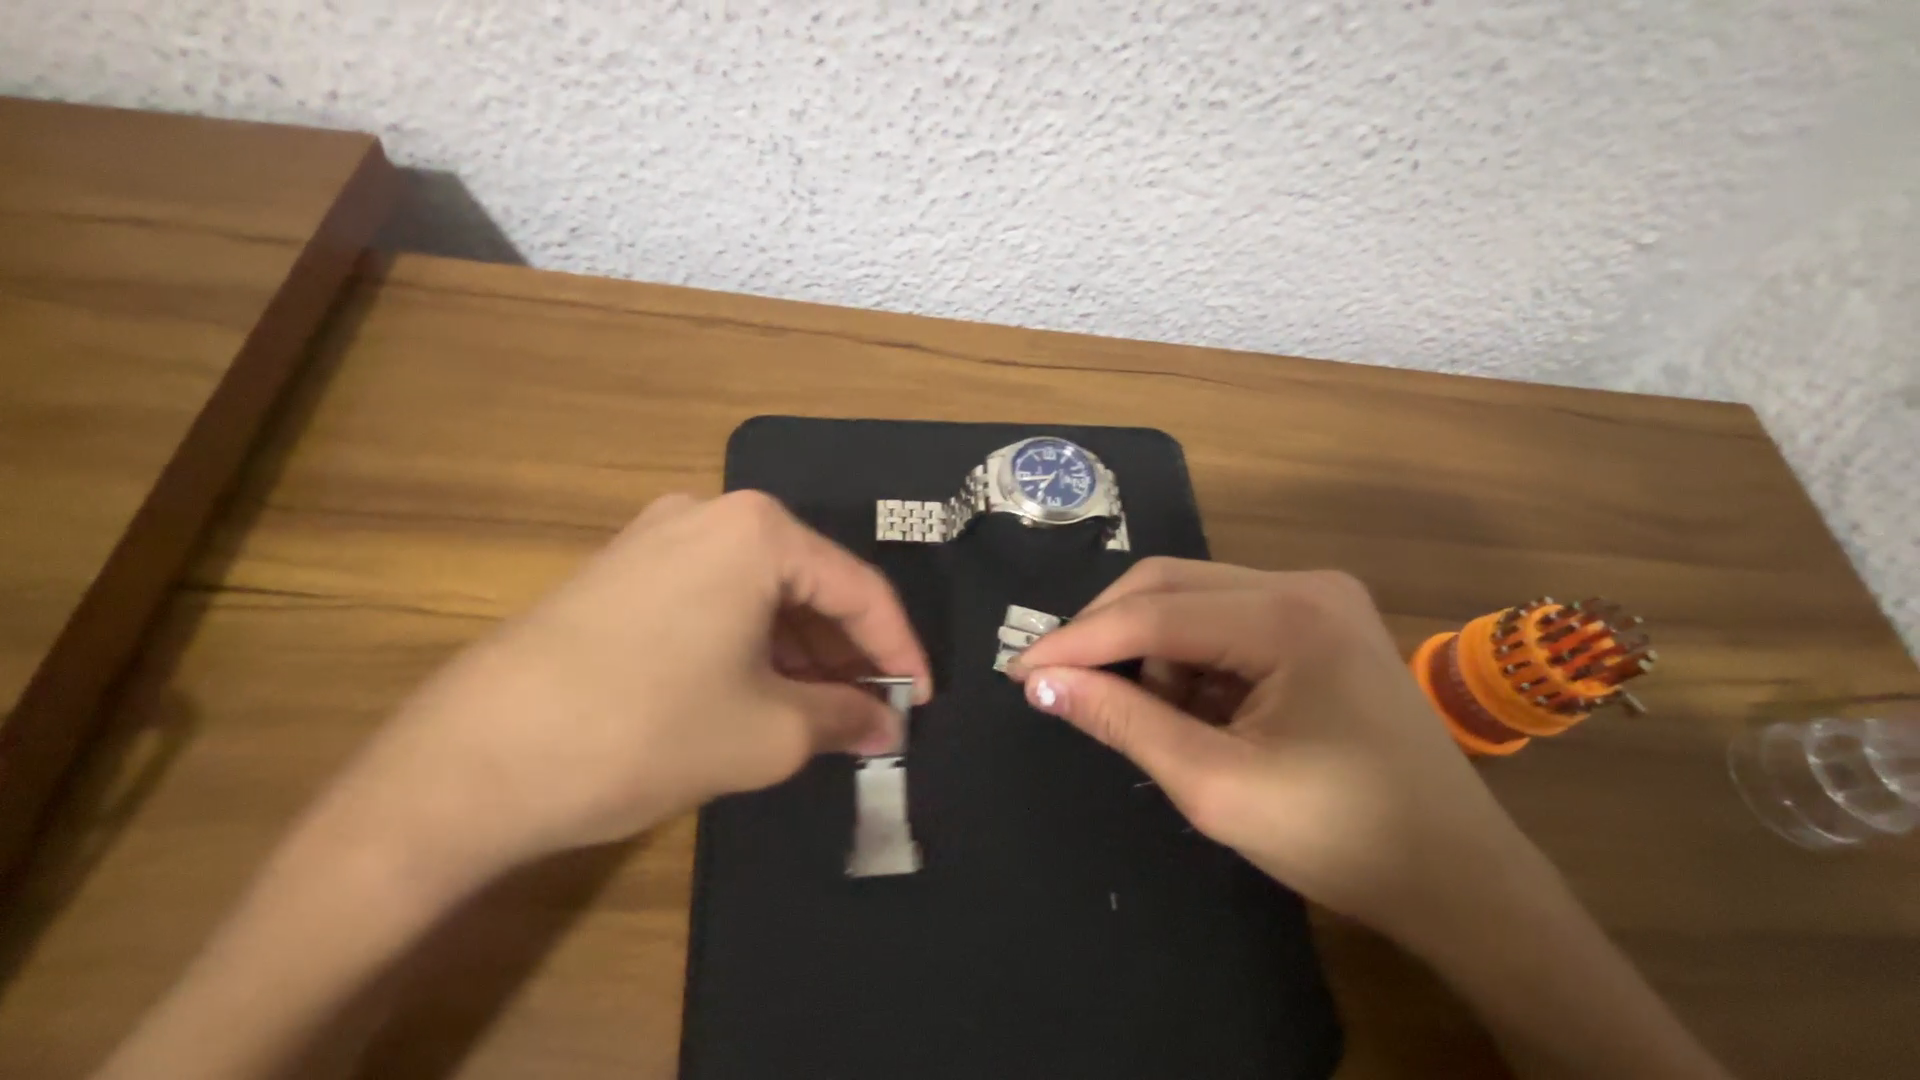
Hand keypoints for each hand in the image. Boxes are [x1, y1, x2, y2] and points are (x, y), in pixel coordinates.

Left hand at [322, 491, 929, 889]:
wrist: (474, 761)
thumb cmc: (646, 731)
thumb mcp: (767, 733)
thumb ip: (843, 719)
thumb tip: (887, 725)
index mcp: (757, 532)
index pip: (858, 588)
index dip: (899, 651)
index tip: (921, 702)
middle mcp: (708, 514)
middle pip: (807, 583)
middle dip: (845, 652)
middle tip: (872, 713)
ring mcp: (655, 538)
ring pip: (759, 592)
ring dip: (798, 651)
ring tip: (821, 713)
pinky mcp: (618, 572)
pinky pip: (712, 599)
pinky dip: (749, 644)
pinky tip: (758, 692)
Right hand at [1008, 558, 1541, 947]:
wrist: (1457, 878)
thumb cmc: (1339, 837)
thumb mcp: (1214, 786)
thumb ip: (1122, 722)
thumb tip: (1042, 684)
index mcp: (1290, 617)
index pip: (1155, 612)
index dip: (1078, 641)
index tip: (1019, 672)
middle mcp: (1306, 586)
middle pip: (1172, 584)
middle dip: (1109, 632)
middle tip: (1060, 683)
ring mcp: (1320, 600)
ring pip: (1195, 599)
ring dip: (1151, 649)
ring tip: (1147, 717)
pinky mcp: (1323, 624)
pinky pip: (1227, 622)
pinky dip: (1190, 659)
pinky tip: (1191, 710)